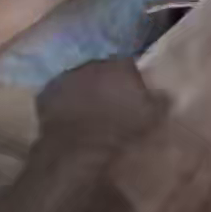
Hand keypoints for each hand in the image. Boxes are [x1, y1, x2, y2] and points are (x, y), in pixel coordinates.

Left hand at [35, 58, 166, 149]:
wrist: (79, 148)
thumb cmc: (121, 129)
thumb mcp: (153, 116)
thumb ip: (161, 99)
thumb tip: (165, 91)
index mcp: (121, 66)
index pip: (131, 63)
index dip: (134, 76)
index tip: (136, 88)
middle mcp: (93, 65)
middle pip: (104, 68)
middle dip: (109, 80)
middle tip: (114, 97)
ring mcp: (66, 78)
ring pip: (80, 79)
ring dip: (86, 88)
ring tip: (91, 106)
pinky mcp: (45, 94)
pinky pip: (59, 92)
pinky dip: (65, 100)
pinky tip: (71, 112)